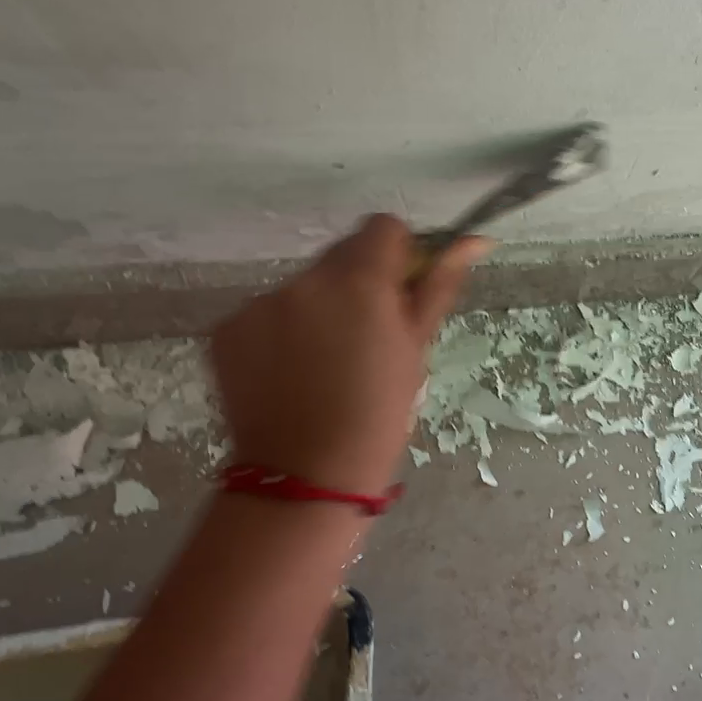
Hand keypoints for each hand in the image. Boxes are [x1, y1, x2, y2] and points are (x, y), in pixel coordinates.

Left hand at [209, 215, 487, 496]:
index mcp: (361, 281)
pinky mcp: (226, 329)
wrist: (307, 474)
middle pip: (341, 254)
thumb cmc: (379, 411)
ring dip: (320, 306)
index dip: (397, 253)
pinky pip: (267, 312)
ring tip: (327, 360)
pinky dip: (282, 332)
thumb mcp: (417, 346)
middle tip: (367, 334)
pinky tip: (291, 371)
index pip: (383, 227)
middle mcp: (306, 280)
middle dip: (358, 281)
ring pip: (304, 285)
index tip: (400, 290)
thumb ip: (439, 284)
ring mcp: (260, 303)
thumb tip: (475, 239)